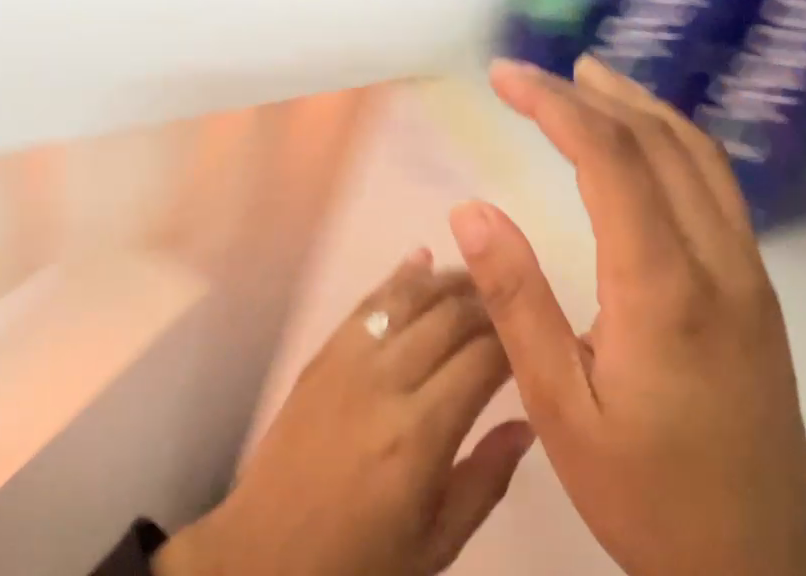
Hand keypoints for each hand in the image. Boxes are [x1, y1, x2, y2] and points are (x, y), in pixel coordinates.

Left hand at [155, 252, 534, 575]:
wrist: (264, 552)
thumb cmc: (360, 557)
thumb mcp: (437, 542)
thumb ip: (487, 479)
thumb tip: (529, 421)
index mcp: (420, 433)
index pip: (483, 359)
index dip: (518, 336)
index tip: (541, 330)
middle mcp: (384, 384)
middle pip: (449, 319)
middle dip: (489, 301)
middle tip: (517, 300)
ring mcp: (346, 363)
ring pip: (407, 300)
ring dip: (447, 281)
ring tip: (480, 274)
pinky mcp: (320, 356)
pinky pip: (366, 306)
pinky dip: (397, 279)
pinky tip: (420, 260)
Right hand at [448, 56, 805, 575]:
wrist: (764, 567)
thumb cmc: (648, 494)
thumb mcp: (560, 409)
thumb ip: (518, 303)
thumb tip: (472, 209)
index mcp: (663, 288)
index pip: (610, 159)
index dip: (554, 106)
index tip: (504, 78)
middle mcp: (718, 263)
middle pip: (660, 142)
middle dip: (591, 93)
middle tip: (534, 71)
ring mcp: (749, 275)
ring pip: (701, 158)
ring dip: (642, 106)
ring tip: (589, 79)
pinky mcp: (758, 292)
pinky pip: (717, 188)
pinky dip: (674, 142)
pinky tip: (646, 146)